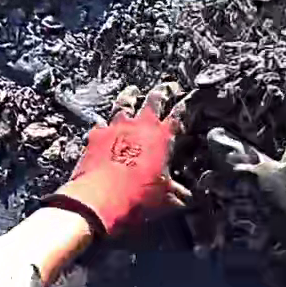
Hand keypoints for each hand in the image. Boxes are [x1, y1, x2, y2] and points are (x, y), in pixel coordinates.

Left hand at [43, 83, 190, 238]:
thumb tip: (185, 198)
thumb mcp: (163, 198)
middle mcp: (140, 126)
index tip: (189, 100)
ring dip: (130, 97)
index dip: (185, 106)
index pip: (179, 115)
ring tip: (133, 91)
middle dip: (162, 92)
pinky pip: (101, 123)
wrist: (99, 197)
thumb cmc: (136, 197)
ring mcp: (116, 126)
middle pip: (154, 100)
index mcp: (162, 137)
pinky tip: (104, 124)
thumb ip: (175, 193)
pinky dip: (105, 124)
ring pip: (125, 103)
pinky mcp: (96, 134)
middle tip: (167, 88)